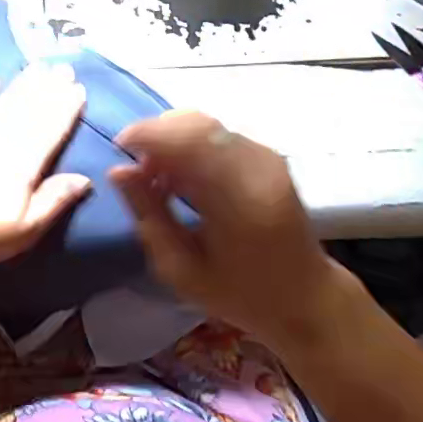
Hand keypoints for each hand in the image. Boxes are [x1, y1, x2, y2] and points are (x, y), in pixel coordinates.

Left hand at [0, 64, 92, 280]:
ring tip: (40, 66)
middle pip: (31, 110)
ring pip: (5, 103)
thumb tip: (84, 178)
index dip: (66, 109)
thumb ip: (54, 200)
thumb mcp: (25, 231)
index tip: (79, 89)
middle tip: (65, 68)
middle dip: (50, 88)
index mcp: (24, 165)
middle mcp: (2, 142)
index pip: (51, 130)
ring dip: (24, 83)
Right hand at [108, 110, 349, 342]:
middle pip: (196, 124)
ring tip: (155, 174)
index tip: (118, 148)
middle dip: (156, 134)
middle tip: (136, 168)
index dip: (148, 134)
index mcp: (239, 198)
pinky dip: (190, 144)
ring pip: (206, 124)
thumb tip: (118, 170)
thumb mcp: (180, 268)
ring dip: (172, 138)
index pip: (188, 140)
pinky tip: (180, 175)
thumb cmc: (239, 293)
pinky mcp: (268, 157)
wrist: (305, 297)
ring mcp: (267, 158)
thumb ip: (149, 215)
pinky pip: (218, 134)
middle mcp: (257, 167)